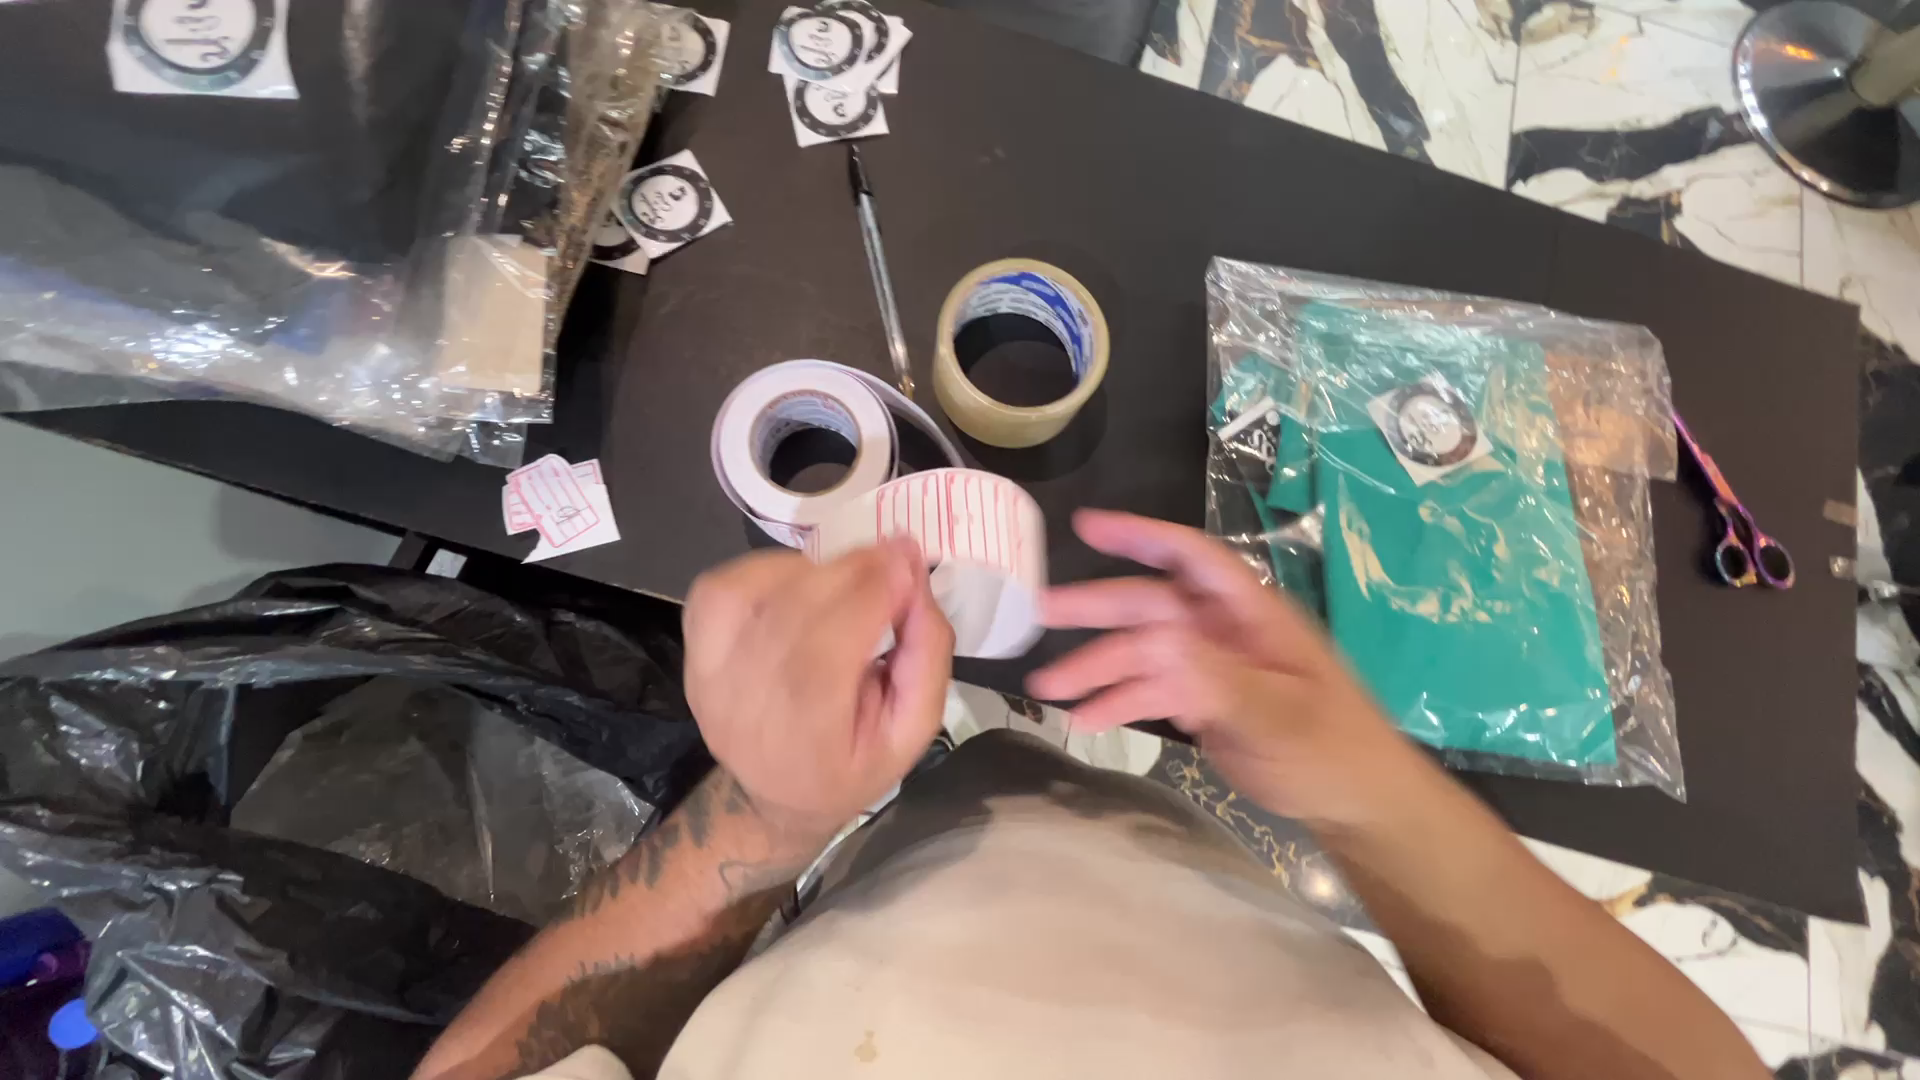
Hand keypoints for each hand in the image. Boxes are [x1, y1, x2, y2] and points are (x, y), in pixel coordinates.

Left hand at [682, 540, 954, 849]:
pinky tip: (802, 584)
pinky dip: (770, 570)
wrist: (774, 793)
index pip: (824, 656)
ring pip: (757, 593)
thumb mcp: (913, 729)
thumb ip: (926, 657)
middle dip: (850, 570)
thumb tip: (914, 580)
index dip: (867, 596)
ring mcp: (707, 674)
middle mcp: (743, 707)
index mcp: (805, 741)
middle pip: (792, 615)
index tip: (906, 556)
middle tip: (891, 554)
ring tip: (850, 580)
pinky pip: (725, 585)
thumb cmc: (853, 760)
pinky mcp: (694, 647)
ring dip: (815, 569)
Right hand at [1027, 509, 1428, 828]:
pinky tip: (1086, 719)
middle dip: (1095, 609)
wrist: (1356, 804)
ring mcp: (1208, 665)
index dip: (1140, 535)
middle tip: (1041, 613)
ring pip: (1141, 654)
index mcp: (1250, 612)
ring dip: (1096, 668)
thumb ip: (1217, 679)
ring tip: (1048, 688)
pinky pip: (1148, 691)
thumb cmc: (1332, 750)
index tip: (1086, 525)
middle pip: (1149, 606)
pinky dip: (1117, 702)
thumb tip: (1153, 641)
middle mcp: (1222, 629)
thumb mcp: (1279, 716)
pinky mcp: (1199, 700)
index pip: (1191, 557)